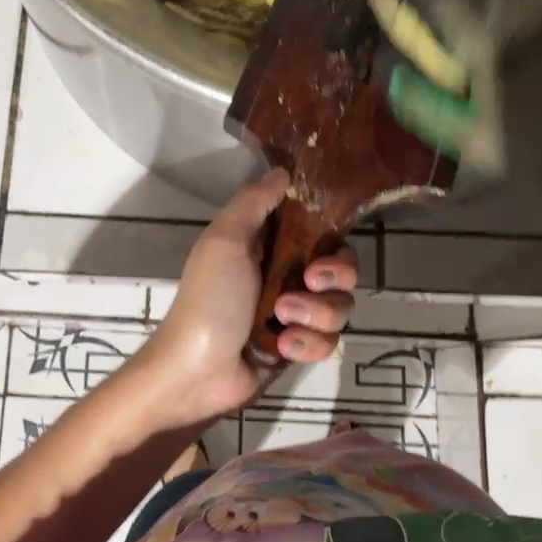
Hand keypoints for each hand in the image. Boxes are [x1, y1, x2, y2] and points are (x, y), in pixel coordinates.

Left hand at [140, 170, 358, 428]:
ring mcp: (295, 314)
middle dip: (334, 276)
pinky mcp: (298, 348)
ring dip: (315, 314)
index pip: (320, 231)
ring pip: (340, 307)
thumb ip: (254, 202)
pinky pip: (328, 341)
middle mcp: (286, 276)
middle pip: (343, 268)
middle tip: (310, 281)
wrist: (197, 370)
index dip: (331, 235)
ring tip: (281, 320)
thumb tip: (283, 170)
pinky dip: (307, 344)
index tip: (325, 240)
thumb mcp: (224, 240)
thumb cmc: (209, 299)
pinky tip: (282, 347)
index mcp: (268, 245)